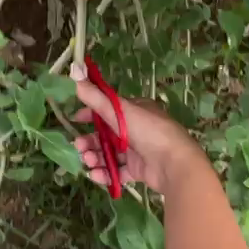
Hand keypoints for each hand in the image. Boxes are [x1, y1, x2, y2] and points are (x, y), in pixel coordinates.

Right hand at [72, 81, 207, 196]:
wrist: (174, 164)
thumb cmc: (148, 131)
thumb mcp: (120, 111)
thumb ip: (96, 97)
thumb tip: (74, 72)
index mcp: (135, 111)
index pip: (108, 110)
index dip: (90, 115)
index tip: (75, 121)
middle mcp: (137, 129)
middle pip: (106, 135)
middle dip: (90, 141)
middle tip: (79, 147)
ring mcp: (138, 151)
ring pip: (110, 154)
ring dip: (95, 157)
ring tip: (88, 162)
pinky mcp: (139, 170)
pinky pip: (118, 171)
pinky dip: (106, 174)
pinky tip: (95, 175)